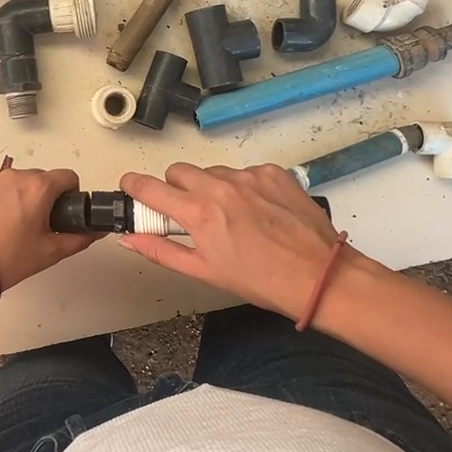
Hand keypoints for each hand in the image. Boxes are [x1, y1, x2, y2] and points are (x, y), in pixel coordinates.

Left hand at [0, 165, 95, 304]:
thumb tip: (93, 233)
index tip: (65, 213)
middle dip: (44, 198)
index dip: (72, 195)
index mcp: (38, 187)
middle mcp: (13, 176)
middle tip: (39, 227)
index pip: (68, 177)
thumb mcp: (49, 252)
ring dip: (19, 198)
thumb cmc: (5, 259)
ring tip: (11, 230)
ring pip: (14, 183)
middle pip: (40, 178)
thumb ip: (78, 239)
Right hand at [117, 163, 348, 315]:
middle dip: (176, 188)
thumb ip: (160, 250)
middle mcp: (220, 187)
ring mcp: (248, 176)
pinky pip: (244, 171)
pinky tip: (256, 210)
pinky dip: (243, 186)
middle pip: (178, 171)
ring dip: (211, 187)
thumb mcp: (204, 271)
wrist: (320, 276)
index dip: (133, 185)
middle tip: (190, 213)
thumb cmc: (264, 280)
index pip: (148, 186)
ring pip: (212, 171)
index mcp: (198, 212)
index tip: (131, 187)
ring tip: (231, 216)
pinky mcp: (272, 172)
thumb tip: (131, 238)